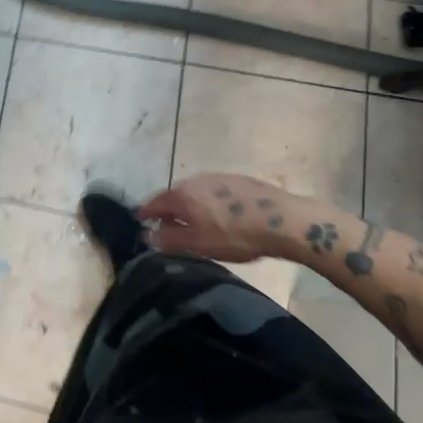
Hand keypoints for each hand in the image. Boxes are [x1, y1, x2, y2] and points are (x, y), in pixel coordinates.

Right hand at [139, 173, 301, 261]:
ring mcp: (219, 178)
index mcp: (183, 194)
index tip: (139, 220)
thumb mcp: (198, 244)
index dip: (146, 212)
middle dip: (168, 210)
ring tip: (193, 222)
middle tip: (166, 226)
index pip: (155, 202)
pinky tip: (219, 216)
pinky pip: (214, 192)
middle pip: (175, 195)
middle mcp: (197, 180)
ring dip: (190, 206)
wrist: (283, 221)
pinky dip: (208, 203)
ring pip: (196, 192)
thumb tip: (146, 236)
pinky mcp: (239, 181)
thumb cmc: (235, 235)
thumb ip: (170, 239)